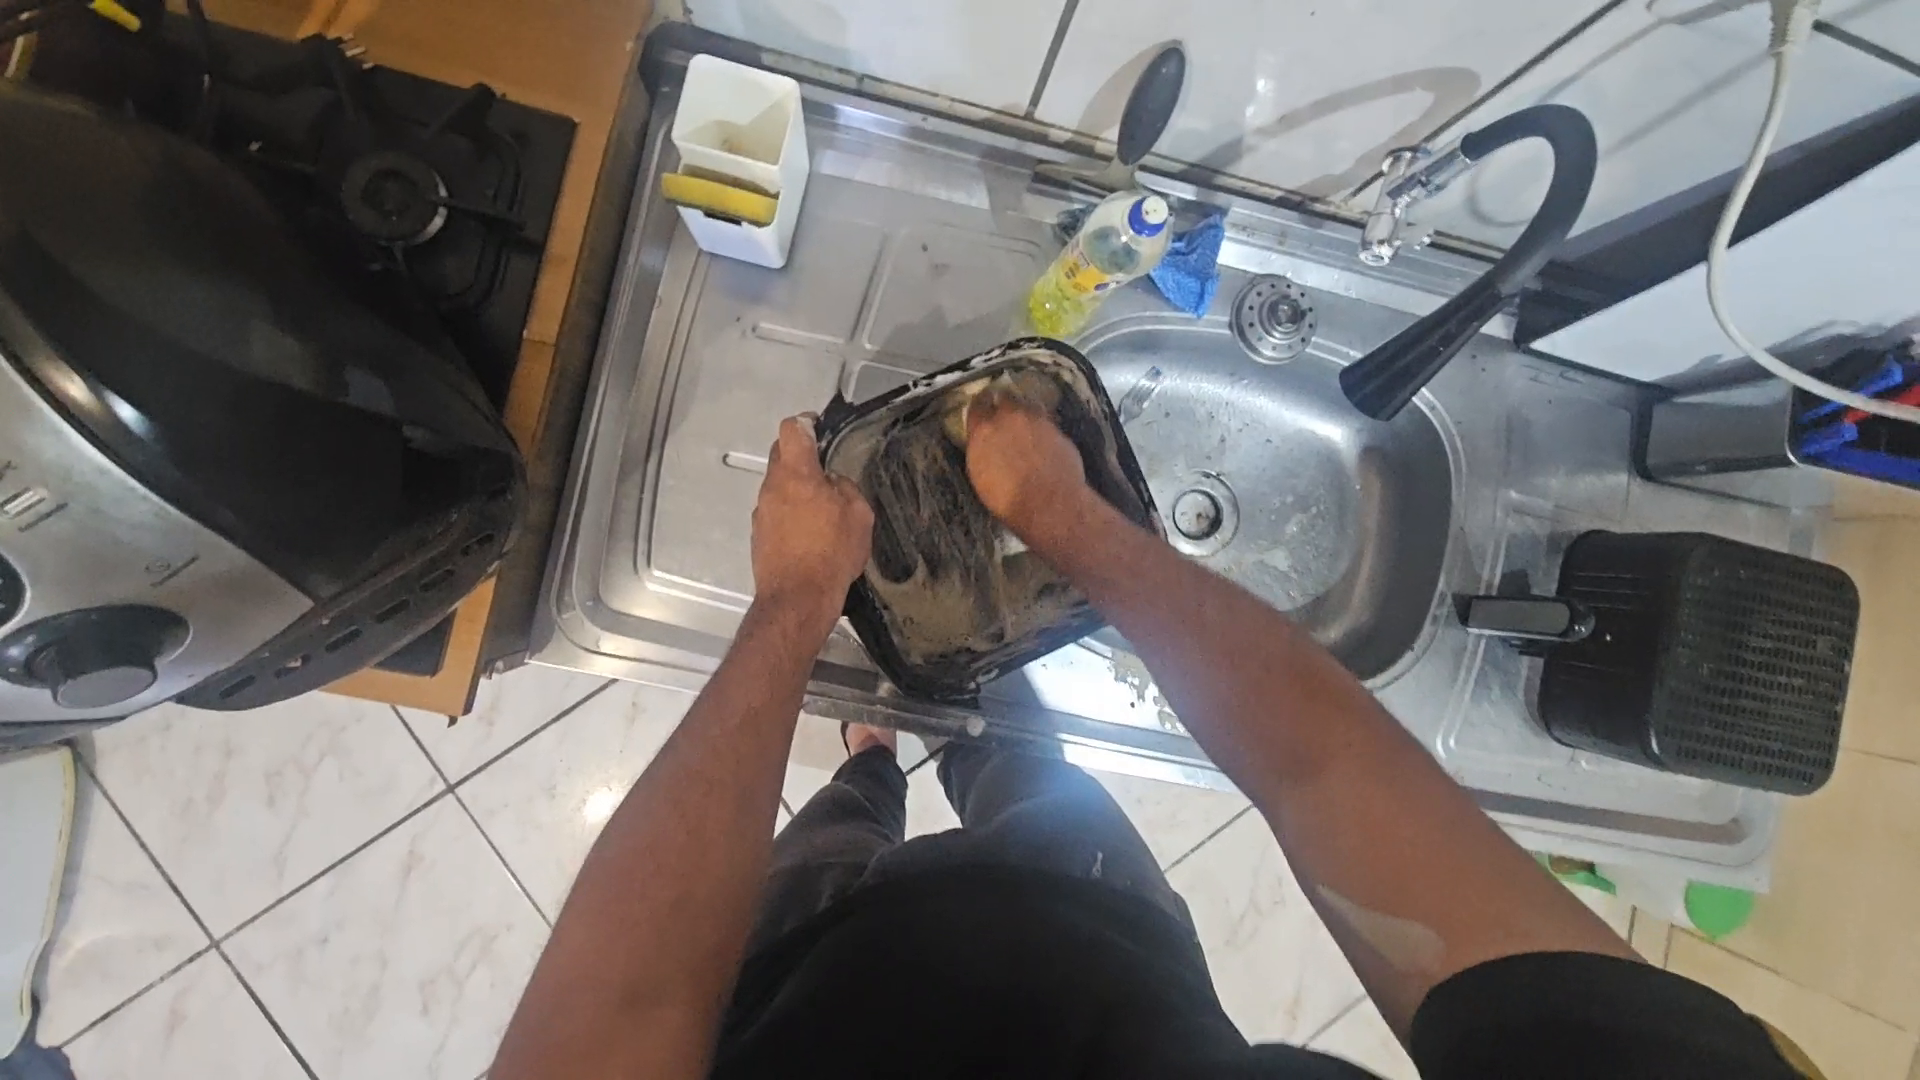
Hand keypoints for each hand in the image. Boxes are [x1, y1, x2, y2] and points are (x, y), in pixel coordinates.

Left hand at [751, 416, 873, 622]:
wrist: (798, 598)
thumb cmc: (832, 553)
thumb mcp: (859, 515)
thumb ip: (845, 488)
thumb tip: (832, 483)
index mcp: (797, 474)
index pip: (792, 429)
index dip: (807, 423)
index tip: (819, 428)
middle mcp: (772, 487)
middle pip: (780, 454)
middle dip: (801, 454)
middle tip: (825, 468)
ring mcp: (761, 512)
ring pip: (778, 485)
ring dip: (796, 487)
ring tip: (821, 508)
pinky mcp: (759, 535)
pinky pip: (775, 511)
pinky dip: (790, 513)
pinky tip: (810, 533)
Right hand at [965, 389, 1090, 537]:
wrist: (1049, 503)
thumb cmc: (1007, 498)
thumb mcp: (980, 475)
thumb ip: (981, 450)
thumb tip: (985, 443)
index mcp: (984, 429)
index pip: (977, 405)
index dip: (979, 407)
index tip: (981, 410)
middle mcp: (1011, 417)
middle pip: (1005, 399)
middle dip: (1003, 405)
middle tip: (1004, 416)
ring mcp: (1038, 421)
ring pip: (1029, 407)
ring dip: (1025, 414)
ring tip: (1026, 427)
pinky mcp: (1059, 430)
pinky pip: (1048, 424)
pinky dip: (1044, 430)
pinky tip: (1044, 444)